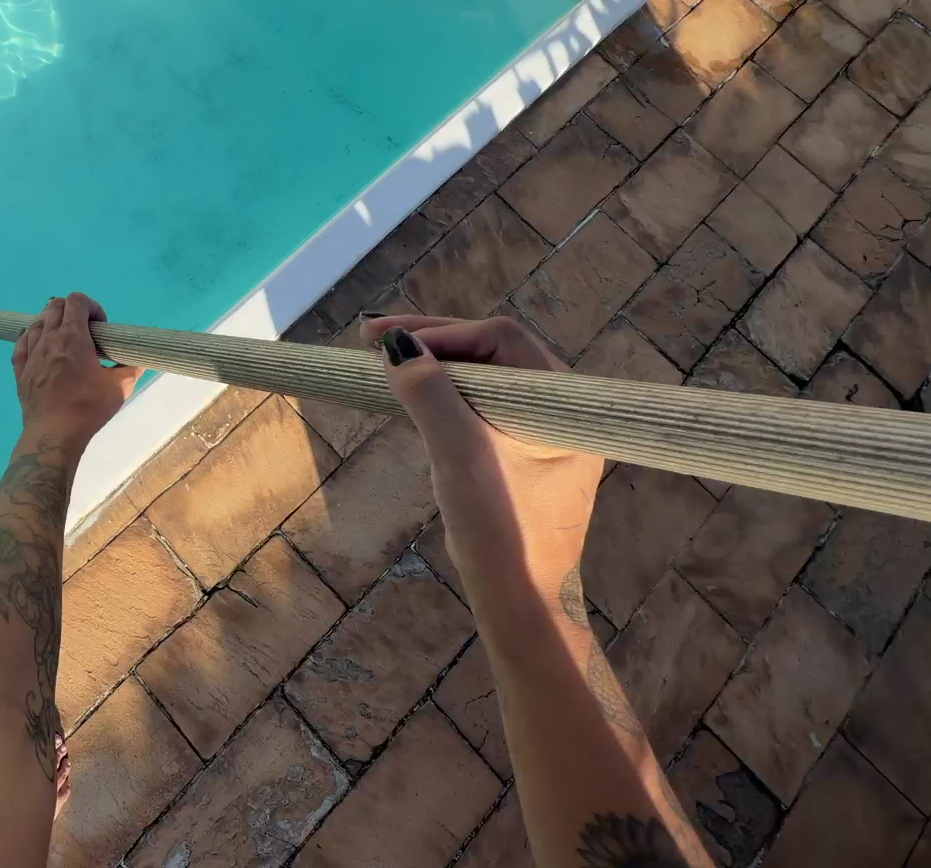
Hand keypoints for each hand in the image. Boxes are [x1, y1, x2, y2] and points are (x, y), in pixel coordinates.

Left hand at [12, 293, 141, 446]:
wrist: (54, 432)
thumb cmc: (88, 407)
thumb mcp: (120, 387)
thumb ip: (130, 369)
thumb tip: (139, 361)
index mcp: (73, 337)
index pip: (77, 301)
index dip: (92, 306)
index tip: (100, 327)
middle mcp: (48, 338)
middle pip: (55, 306)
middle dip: (72, 311)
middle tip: (85, 332)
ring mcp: (31, 353)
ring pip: (36, 322)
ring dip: (52, 323)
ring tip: (63, 339)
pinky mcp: (20, 370)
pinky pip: (20, 343)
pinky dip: (30, 337)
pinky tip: (37, 343)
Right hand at [362, 315, 602, 616]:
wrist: (516, 597)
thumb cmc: (499, 524)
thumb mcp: (458, 452)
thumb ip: (429, 393)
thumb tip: (394, 345)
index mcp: (562, 403)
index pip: (499, 341)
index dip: (438, 332)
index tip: (381, 339)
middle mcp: (554, 409)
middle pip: (488, 351)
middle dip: (428, 339)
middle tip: (369, 335)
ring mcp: (534, 429)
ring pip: (477, 375)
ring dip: (429, 361)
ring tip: (382, 356)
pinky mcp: (511, 450)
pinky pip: (472, 402)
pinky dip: (436, 389)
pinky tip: (409, 390)